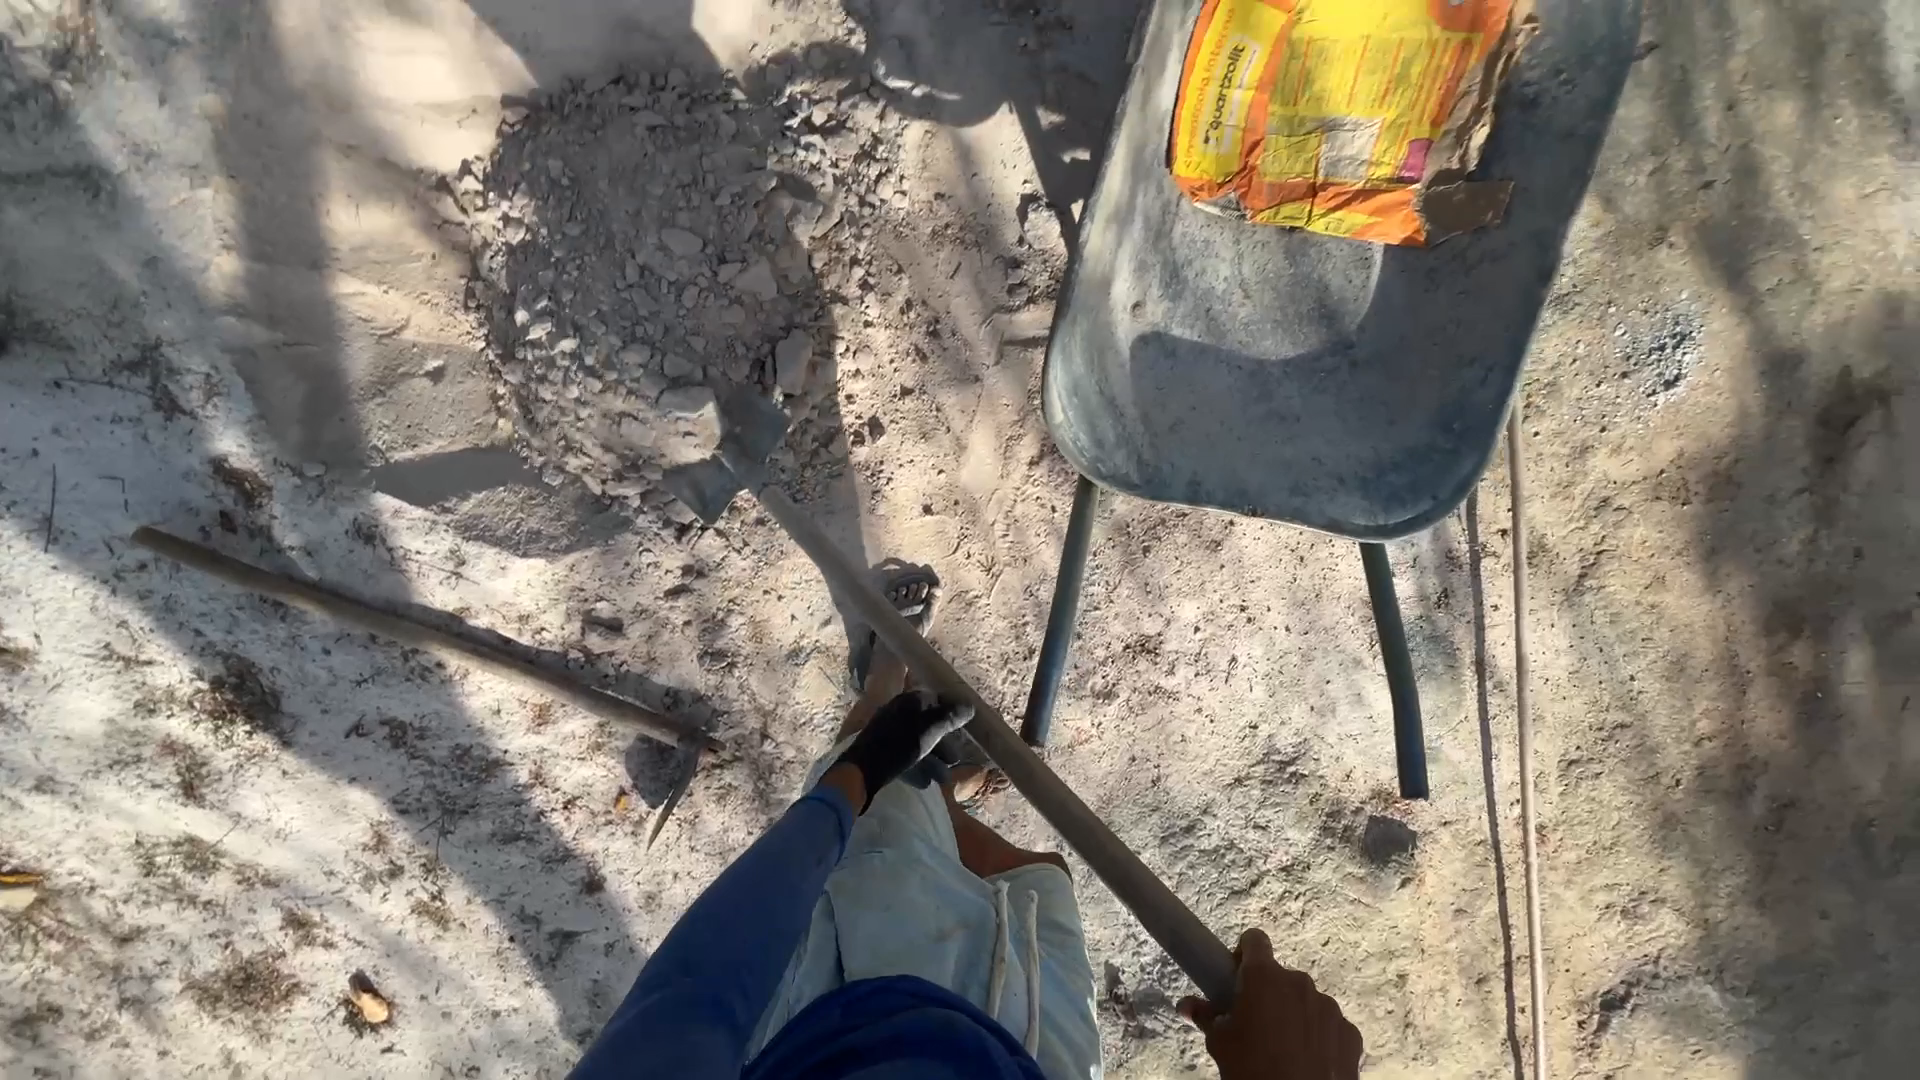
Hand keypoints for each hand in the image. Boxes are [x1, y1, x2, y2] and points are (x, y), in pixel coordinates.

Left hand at [832, 690, 972, 811]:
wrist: (862, 770)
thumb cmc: (900, 745)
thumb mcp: (931, 730)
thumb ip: (951, 717)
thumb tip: (970, 706)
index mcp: (909, 701)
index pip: (935, 699)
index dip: (950, 713)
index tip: (962, 730)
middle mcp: (898, 711)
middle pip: (927, 723)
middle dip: (944, 742)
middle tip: (955, 759)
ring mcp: (888, 730)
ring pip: (917, 741)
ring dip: (933, 758)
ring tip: (944, 777)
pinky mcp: (881, 750)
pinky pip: (905, 754)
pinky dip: (918, 765)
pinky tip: (925, 781)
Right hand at [1178, 929, 1361, 1079]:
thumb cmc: (1251, 1070)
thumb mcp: (1219, 1043)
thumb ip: (1204, 1015)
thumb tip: (1185, 1005)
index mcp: (1264, 977)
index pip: (1255, 939)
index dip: (1245, 954)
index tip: (1239, 979)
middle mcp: (1300, 982)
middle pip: (1281, 976)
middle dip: (1270, 993)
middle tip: (1258, 1023)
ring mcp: (1330, 1008)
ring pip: (1307, 1000)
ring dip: (1296, 1014)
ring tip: (1286, 1047)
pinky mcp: (1352, 1035)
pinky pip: (1330, 1025)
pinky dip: (1321, 1037)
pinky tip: (1311, 1061)